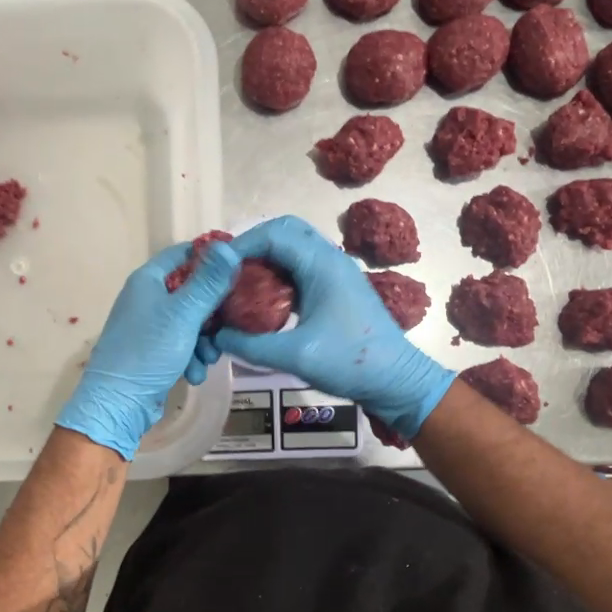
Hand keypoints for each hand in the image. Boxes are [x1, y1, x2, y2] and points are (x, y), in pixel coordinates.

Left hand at [55, 239, 241, 458]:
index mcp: (148, 280)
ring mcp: (148, 325)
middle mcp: (146, 298)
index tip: (239, 269)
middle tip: (230, 324)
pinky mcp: (152, 350)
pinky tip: (194, 374)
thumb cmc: (149, 351)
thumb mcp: (184, 314)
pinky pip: (181, 344)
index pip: (184, 253)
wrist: (118, 403)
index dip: (211, 258)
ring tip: (210, 357)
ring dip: (205, 339)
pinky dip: (191, 356)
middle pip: (192, 290)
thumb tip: (229, 248)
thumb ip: (208, 282)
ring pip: (191, 321)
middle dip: (213, 311)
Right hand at [209, 216, 454, 438]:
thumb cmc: (351, 364)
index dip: (240, 245)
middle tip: (225, 273)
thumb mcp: (295, 357)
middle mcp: (329, 259)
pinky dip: (276, 275)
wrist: (396, 380)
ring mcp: (334, 273)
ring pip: (292, 248)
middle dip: (251, 246)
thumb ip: (251, 345)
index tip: (215, 269)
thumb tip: (217, 337)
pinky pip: (299, 268)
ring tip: (237, 286)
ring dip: (264, 260)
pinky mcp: (335, 289)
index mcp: (323, 265)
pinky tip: (260, 301)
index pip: (273, 234)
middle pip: (284, 231)